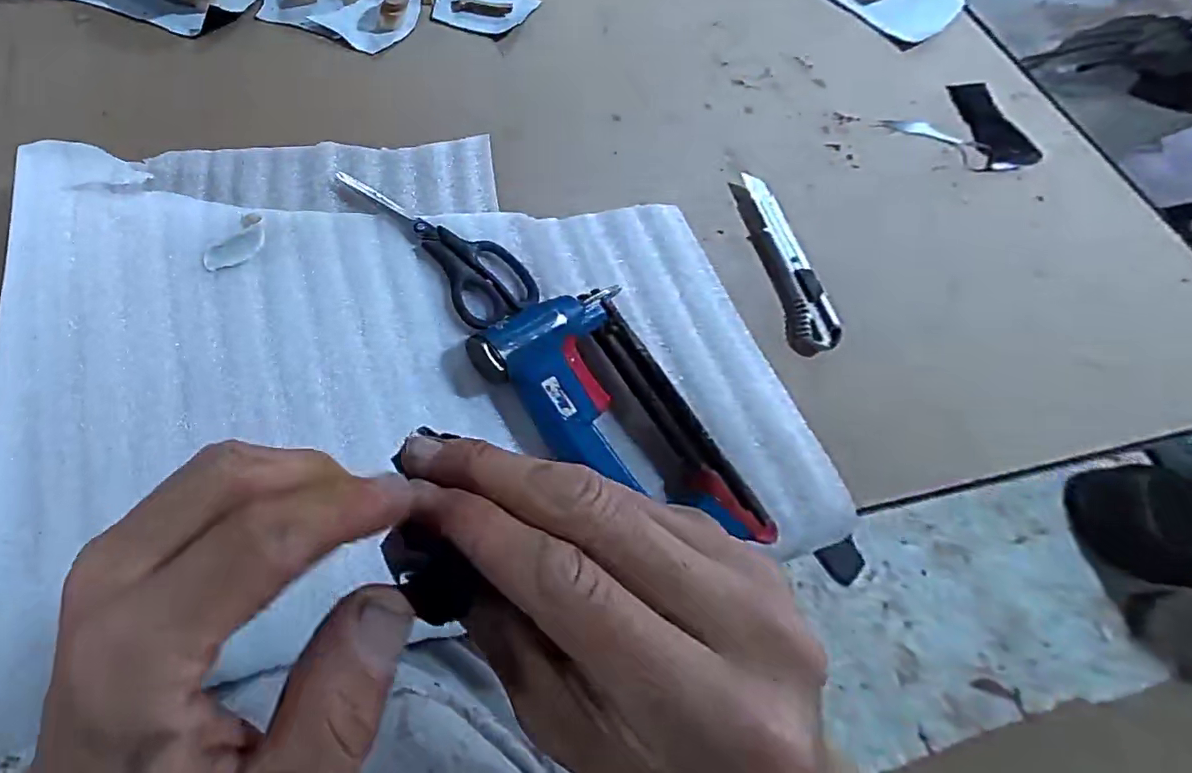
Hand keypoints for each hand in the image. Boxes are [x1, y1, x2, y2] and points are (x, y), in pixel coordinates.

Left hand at [35, 441, 417, 772]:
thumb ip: (332, 713)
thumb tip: (388, 600)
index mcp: (136, 653)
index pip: (256, 540)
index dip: (340, 506)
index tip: (405, 496)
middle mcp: (110, 579)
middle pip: (231, 480)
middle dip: (319, 477)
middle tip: (382, 503)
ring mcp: (106, 556)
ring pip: (215, 469)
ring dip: (292, 472)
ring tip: (350, 507)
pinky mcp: (116, 550)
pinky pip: (198, 485)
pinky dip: (261, 482)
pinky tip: (299, 509)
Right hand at [401, 434, 827, 772]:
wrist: (770, 770)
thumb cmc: (653, 772)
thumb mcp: (568, 733)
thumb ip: (508, 634)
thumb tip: (449, 537)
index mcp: (699, 700)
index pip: (564, 578)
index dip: (483, 524)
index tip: (420, 492)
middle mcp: (739, 620)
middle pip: (590, 512)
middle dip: (496, 472)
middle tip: (430, 451)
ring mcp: (749, 567)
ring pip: (609, 491)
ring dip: (524, 469)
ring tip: (462, 459)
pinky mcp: (741, 540)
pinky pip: (633, 497)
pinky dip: (568, 486)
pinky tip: (524, 482)